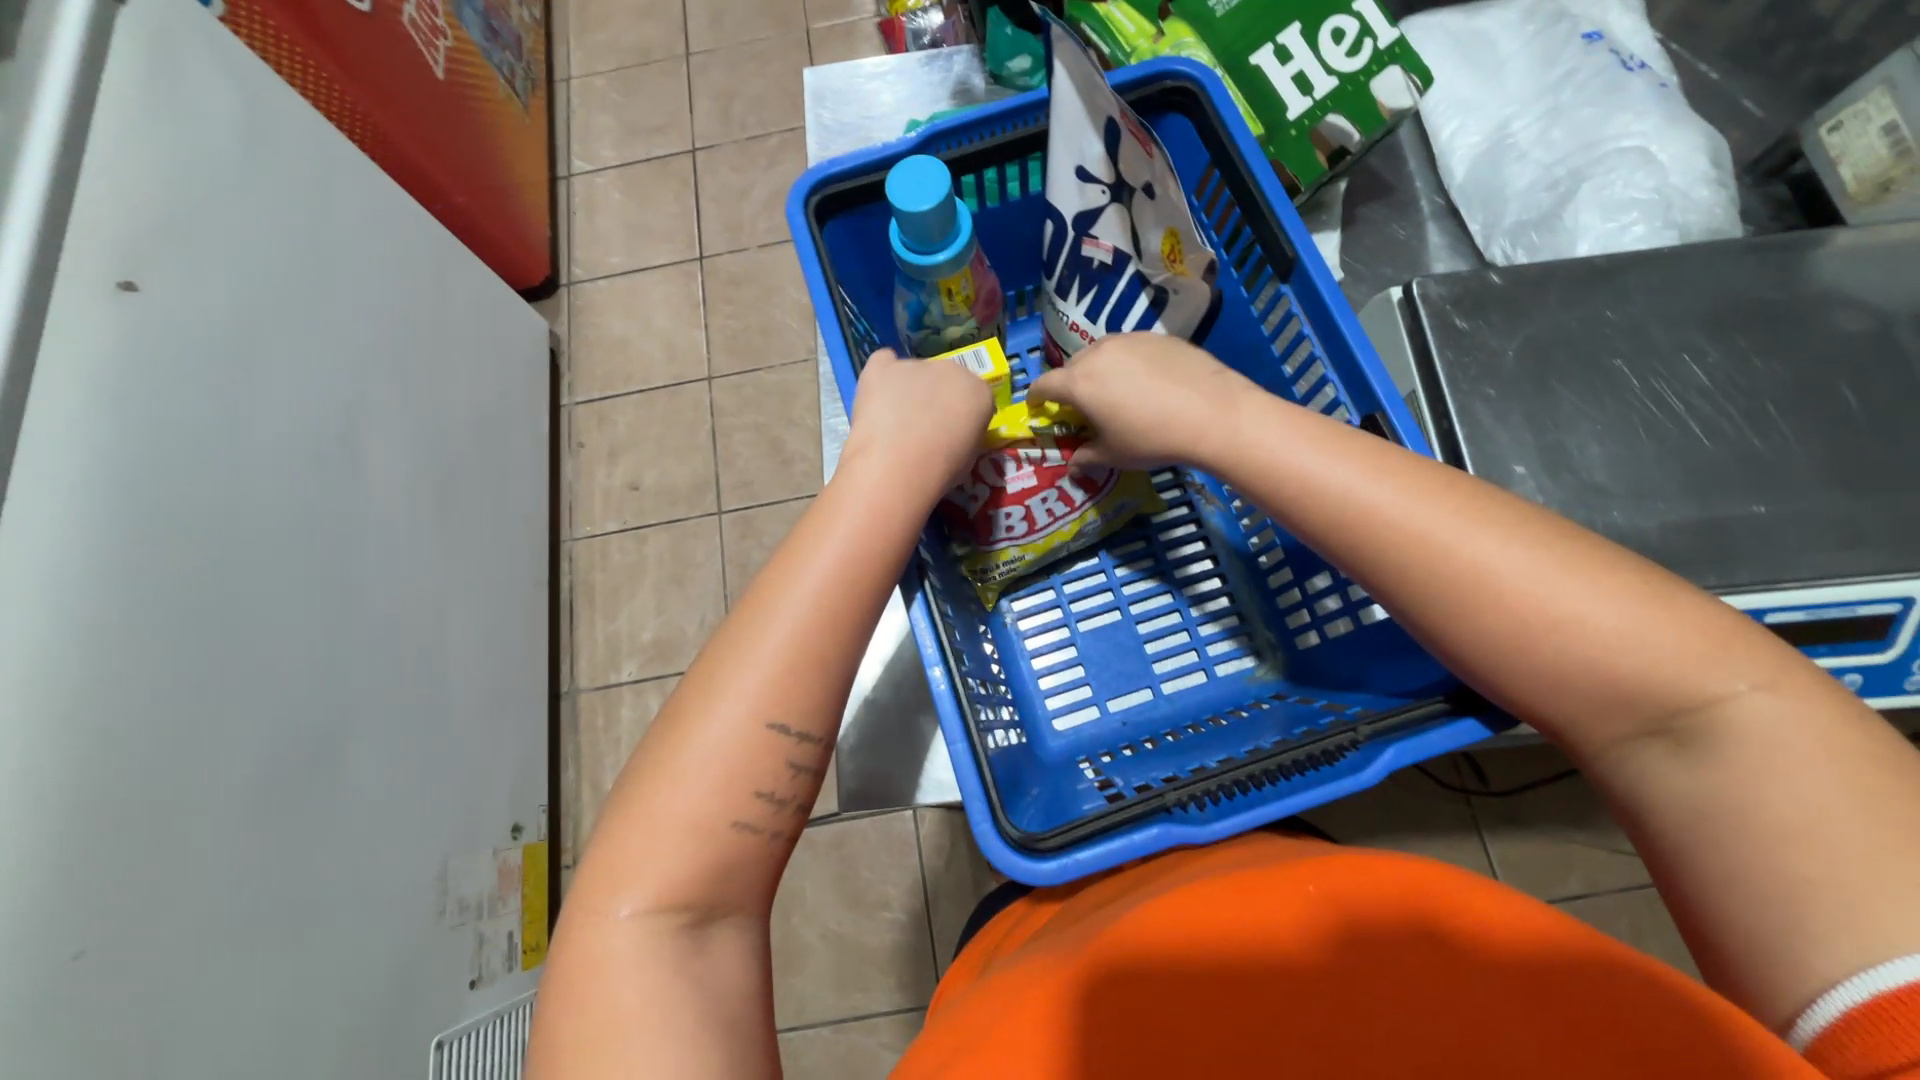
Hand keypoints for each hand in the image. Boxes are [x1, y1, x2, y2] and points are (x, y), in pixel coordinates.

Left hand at [841, 348, 994, 497]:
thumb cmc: (940, 472)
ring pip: (913, 373)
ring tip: (892, 423)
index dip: (960, 415)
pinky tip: (876, 400)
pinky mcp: (882, 366)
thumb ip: (965, 433)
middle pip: (944, 378)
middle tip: (919, 428)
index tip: (949, 433)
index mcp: (979, 392)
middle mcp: (952, 368)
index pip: (973, 396)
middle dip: (934, 397)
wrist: (897, 468)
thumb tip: (953, 432)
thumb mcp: (968, 457)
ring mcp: (915, 364)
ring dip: (906, 391)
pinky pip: (883, 363)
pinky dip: (881, 378)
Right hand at [1028, 333, 1255, 470]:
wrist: (1212, 413)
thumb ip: (1086, 457)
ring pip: (1101, 353)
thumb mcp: (1114, 455)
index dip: (1036, 398)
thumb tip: (1073, 463)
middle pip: (1071, 367)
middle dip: (1070, 385)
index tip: (1037, 407)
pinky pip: (1130, 349)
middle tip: (1083, 406)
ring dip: (1099, 370)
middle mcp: (1097, 353)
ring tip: (1115, 392)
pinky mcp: (1156, 336)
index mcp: (1078, 383)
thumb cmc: (1153, 439)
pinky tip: (1147, 383)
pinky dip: (1128, 363)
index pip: (1043, 385)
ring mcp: (1128, 340)